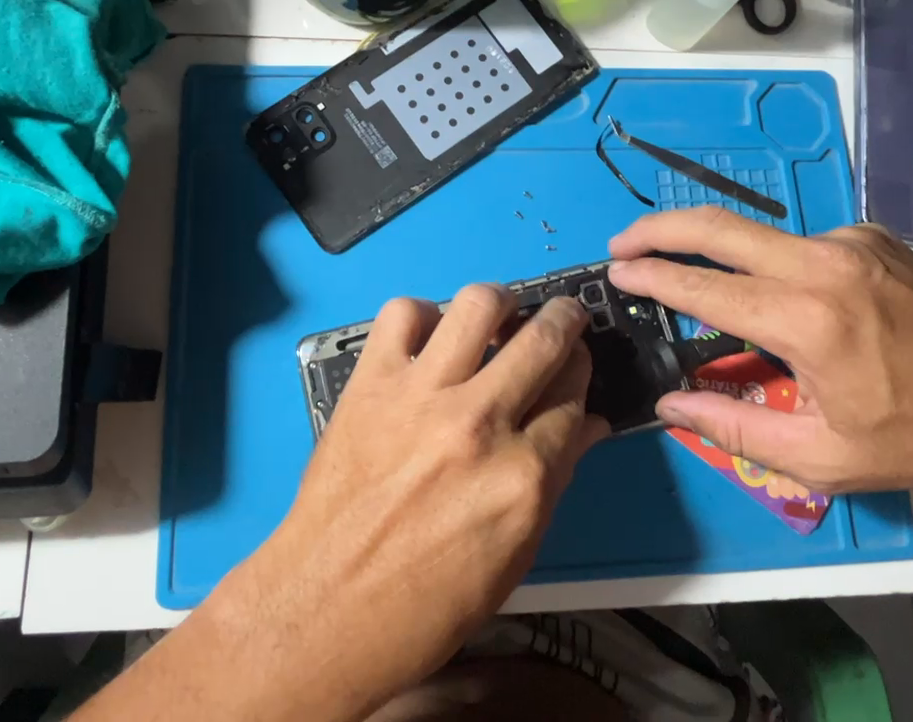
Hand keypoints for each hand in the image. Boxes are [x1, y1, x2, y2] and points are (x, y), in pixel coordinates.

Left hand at [214, 286, 608, 713]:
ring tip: (499, 317)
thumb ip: (555, 478)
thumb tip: (587, 423)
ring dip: (502, 304)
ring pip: (480, 305)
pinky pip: (403, 313)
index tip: (576, 370)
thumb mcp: (514, 555)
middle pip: (544, 340)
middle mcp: (481, 422)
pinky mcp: (371, 382)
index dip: (581, 378)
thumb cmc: (429, 604)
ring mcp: (422, 395)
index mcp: (525, 476)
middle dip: (567, 320)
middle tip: (563, 320)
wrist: (325, 608)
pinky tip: (429, 340)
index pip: (574, 396)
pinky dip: (423, 316)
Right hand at [608, 208, 912, 499]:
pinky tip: (786, 299)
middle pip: (719, 226)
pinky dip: (774, 264)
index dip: (652, 276)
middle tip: (622, 244)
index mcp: (806, 321)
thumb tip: (669, 406)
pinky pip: (801, 244)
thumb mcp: (823, 457)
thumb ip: (735, 428)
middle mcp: (824, 265)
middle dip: (659, 229)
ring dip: (719, 252)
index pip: (704, 287)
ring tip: (700, 284)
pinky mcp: (872, 238)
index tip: (616, 272)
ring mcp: (851, 243)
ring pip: (759, 235)